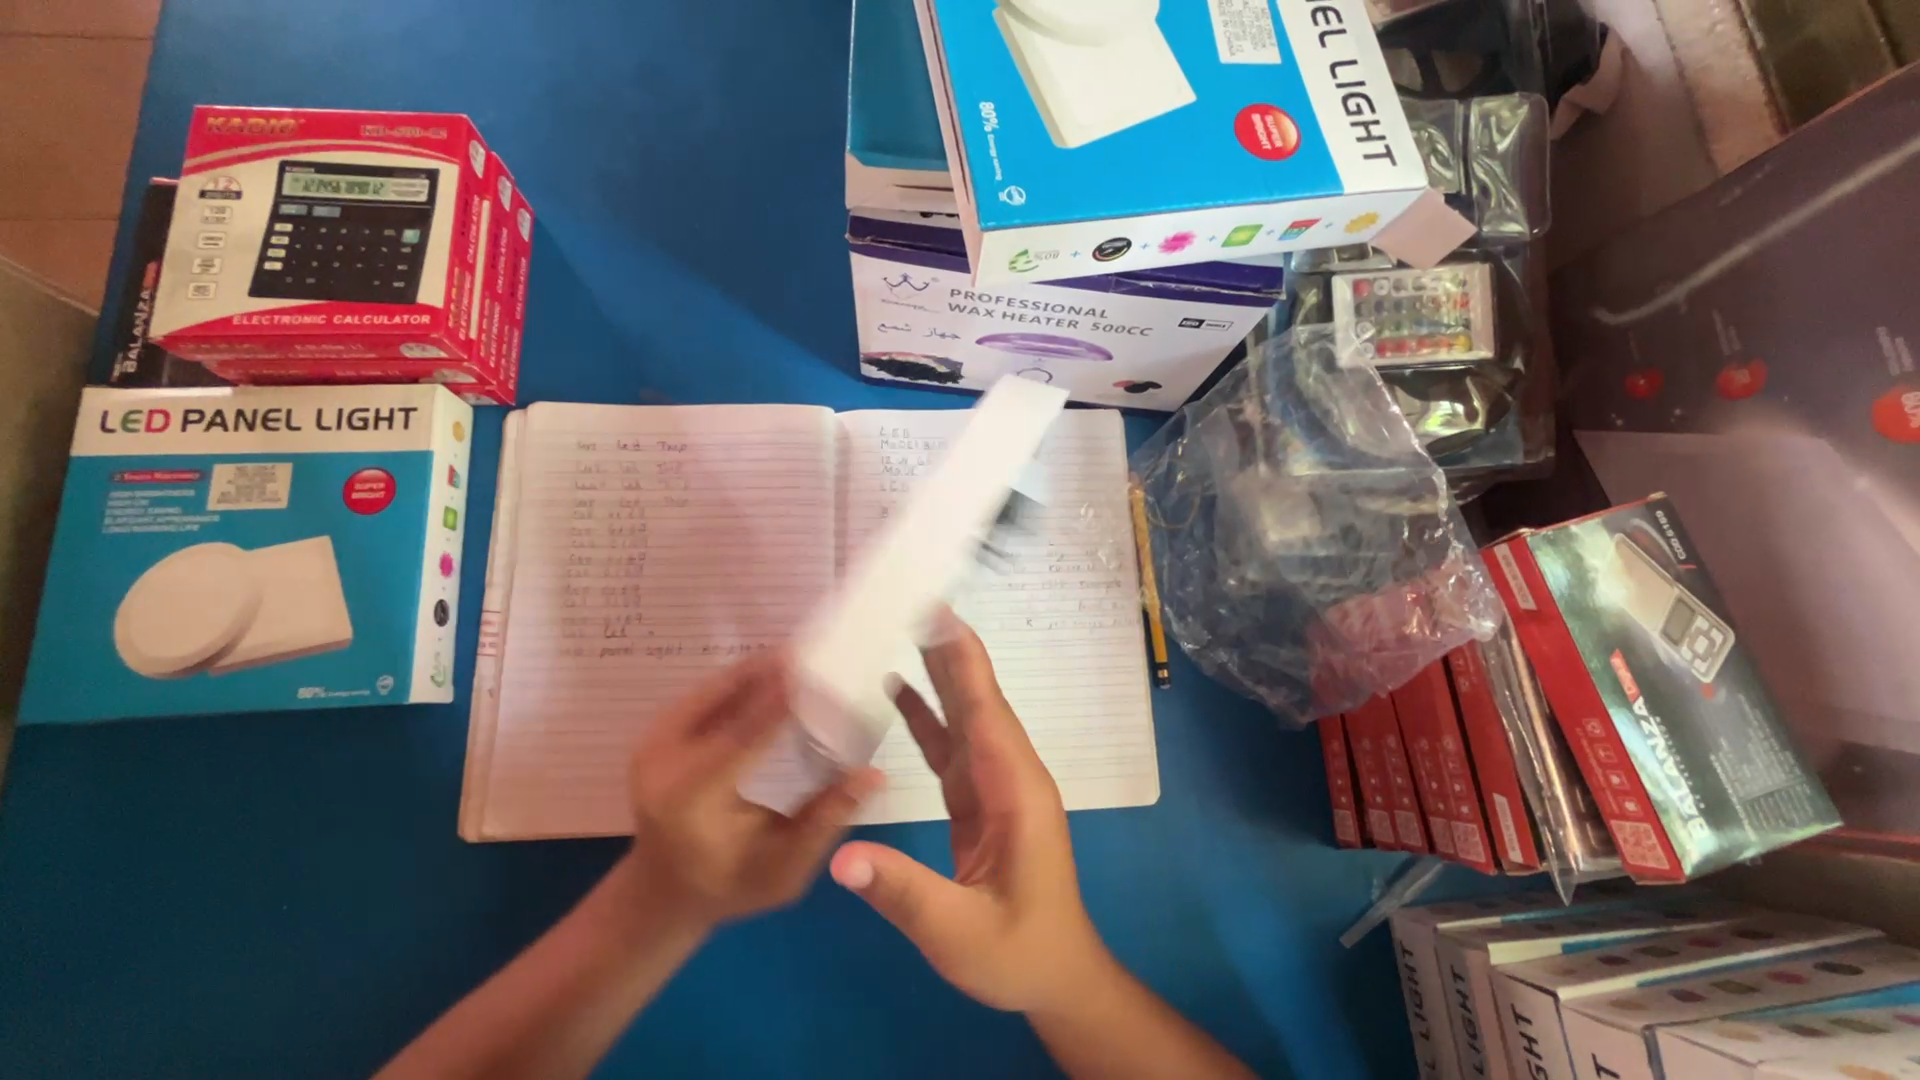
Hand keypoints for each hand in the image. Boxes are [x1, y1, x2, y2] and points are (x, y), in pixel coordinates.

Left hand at [628, 653, 882, 926]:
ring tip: (805, 658)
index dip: (779, 700)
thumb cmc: (729, 886)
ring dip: (759, 671)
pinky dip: (743, 681)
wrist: (662, 890)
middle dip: (772, 673)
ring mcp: (653, 742)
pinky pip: (706, 694)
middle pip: (723, 699)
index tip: (818, 673)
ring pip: (714, 688)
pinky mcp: (658, 732)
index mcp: (690, 799)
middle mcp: (662, 762)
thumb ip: (824, 821)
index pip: (741, 738)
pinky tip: (777, 674)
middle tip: (820, 655)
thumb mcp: (783, 869)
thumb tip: (873, 775)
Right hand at [829, 615, 1113, 1012]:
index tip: (940, 612)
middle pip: (977, 701)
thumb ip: (902, 894)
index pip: (986, 711)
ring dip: (937, 673)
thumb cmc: (1019, 954)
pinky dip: (927, 715)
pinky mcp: (980, 800)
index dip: (964, 660)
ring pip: (965, 716)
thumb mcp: (959, 933)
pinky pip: (952, 745)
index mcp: (1014, 792)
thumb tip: (840, 857)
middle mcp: (1008, 775)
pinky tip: (899, 692)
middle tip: (912, 602)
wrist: (1056, 976)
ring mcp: (995, 786)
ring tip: (901, 630)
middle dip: (947, 649)